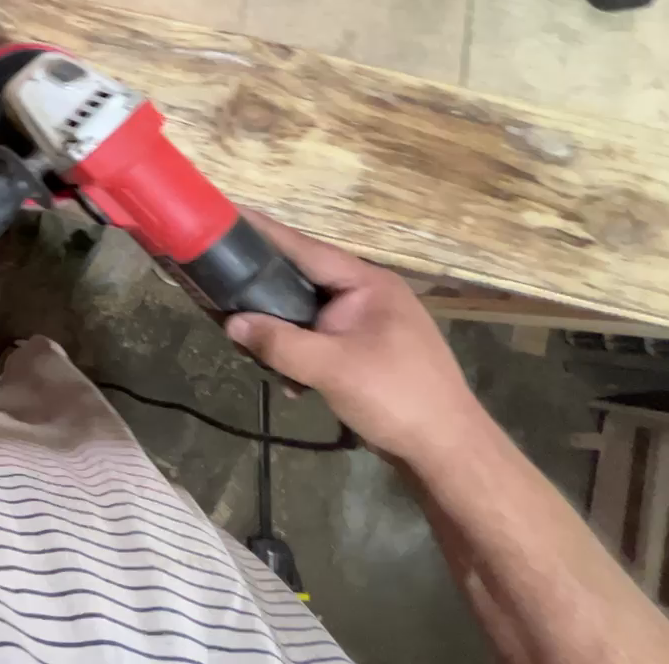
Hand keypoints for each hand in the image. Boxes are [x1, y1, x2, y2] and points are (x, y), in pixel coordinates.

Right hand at [223, 211, 487, 464]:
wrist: (450, 455)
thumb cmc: (398, 398)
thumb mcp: (330, 368)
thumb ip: (277, 342)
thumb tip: (230, 323)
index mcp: (367, 284)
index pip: (304, 247)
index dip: (262, 231)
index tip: (224, 213)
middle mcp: (366, 295)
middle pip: (299, 278)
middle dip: (260, 289)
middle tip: (218, 287)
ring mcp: (365, 323)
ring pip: (303, 311)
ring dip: (277, 330)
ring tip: (248, 346)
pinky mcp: (362, 349)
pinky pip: (314, 337)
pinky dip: (295, 352)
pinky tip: (287, 380)